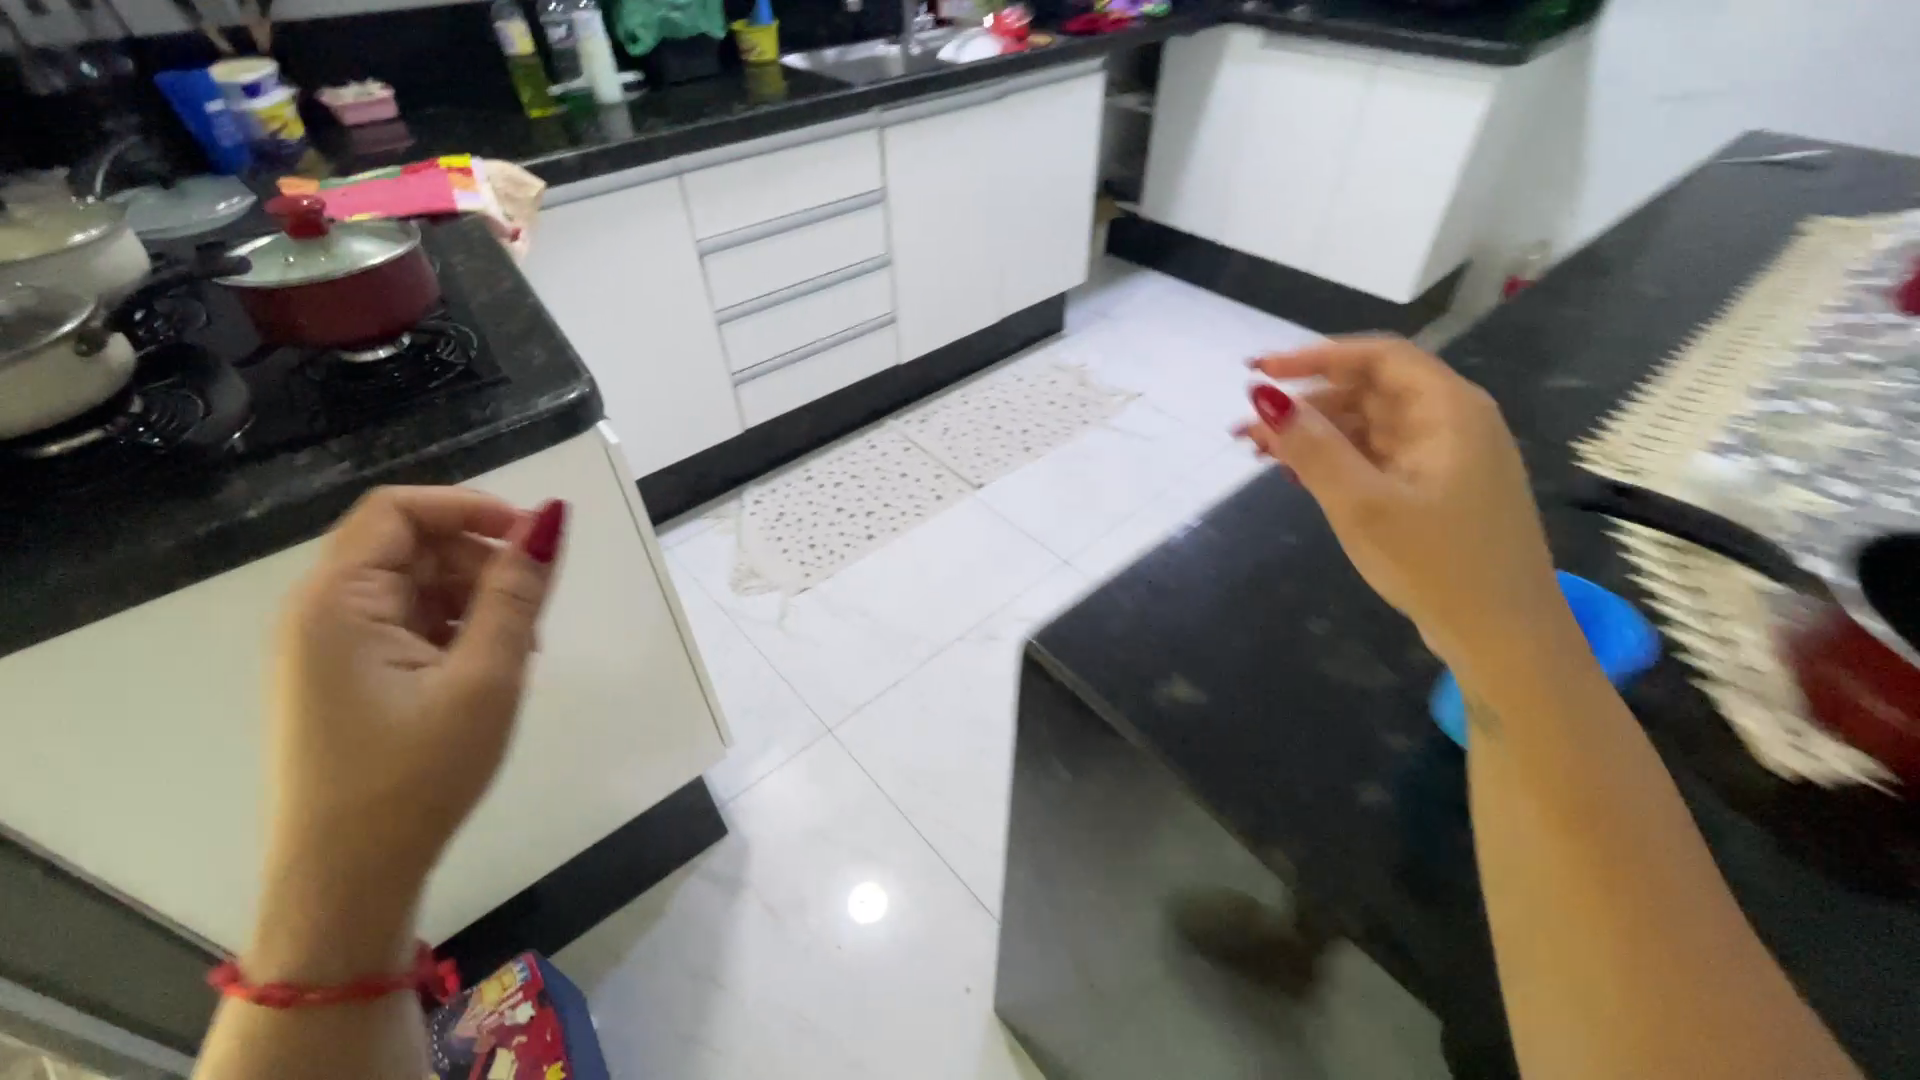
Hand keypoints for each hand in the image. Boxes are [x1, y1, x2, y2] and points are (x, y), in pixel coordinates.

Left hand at [267, 487, 566, 886]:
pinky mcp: (348, 679)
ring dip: (476, 601)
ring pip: (416, 588)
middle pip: (410, 547)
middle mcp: (322, 613)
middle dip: (481, 564)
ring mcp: (332, 649)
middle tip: (533, 614)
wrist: (348, 880)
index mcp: (338, 602)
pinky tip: (490, 672)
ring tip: (518, 653)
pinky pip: (409, 626)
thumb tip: (551, 518)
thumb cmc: (416, 776)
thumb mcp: (485, 678)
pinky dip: (457, 632)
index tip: (536, 540)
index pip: (399, 511)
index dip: (472, 508)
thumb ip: (518, 592)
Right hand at [1236, 336, 1567, 671]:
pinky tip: (1299, 476)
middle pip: (1368, 391)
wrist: (1503, 638)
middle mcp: (1451, 422)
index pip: (1376, 357)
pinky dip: (1336, 461)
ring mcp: (1445, 458)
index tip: (1258, 372)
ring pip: (1368, 426)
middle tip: (1247, 429)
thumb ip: (1312, 448)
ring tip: (1260, 455)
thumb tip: (1264, 398)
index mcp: (1448, 409)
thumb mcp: (1362, 505)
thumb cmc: (1436, 564)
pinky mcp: (1435, 490)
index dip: (1313, 357)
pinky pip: (1377, 457)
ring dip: (1314, 434)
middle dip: (1304, 404)